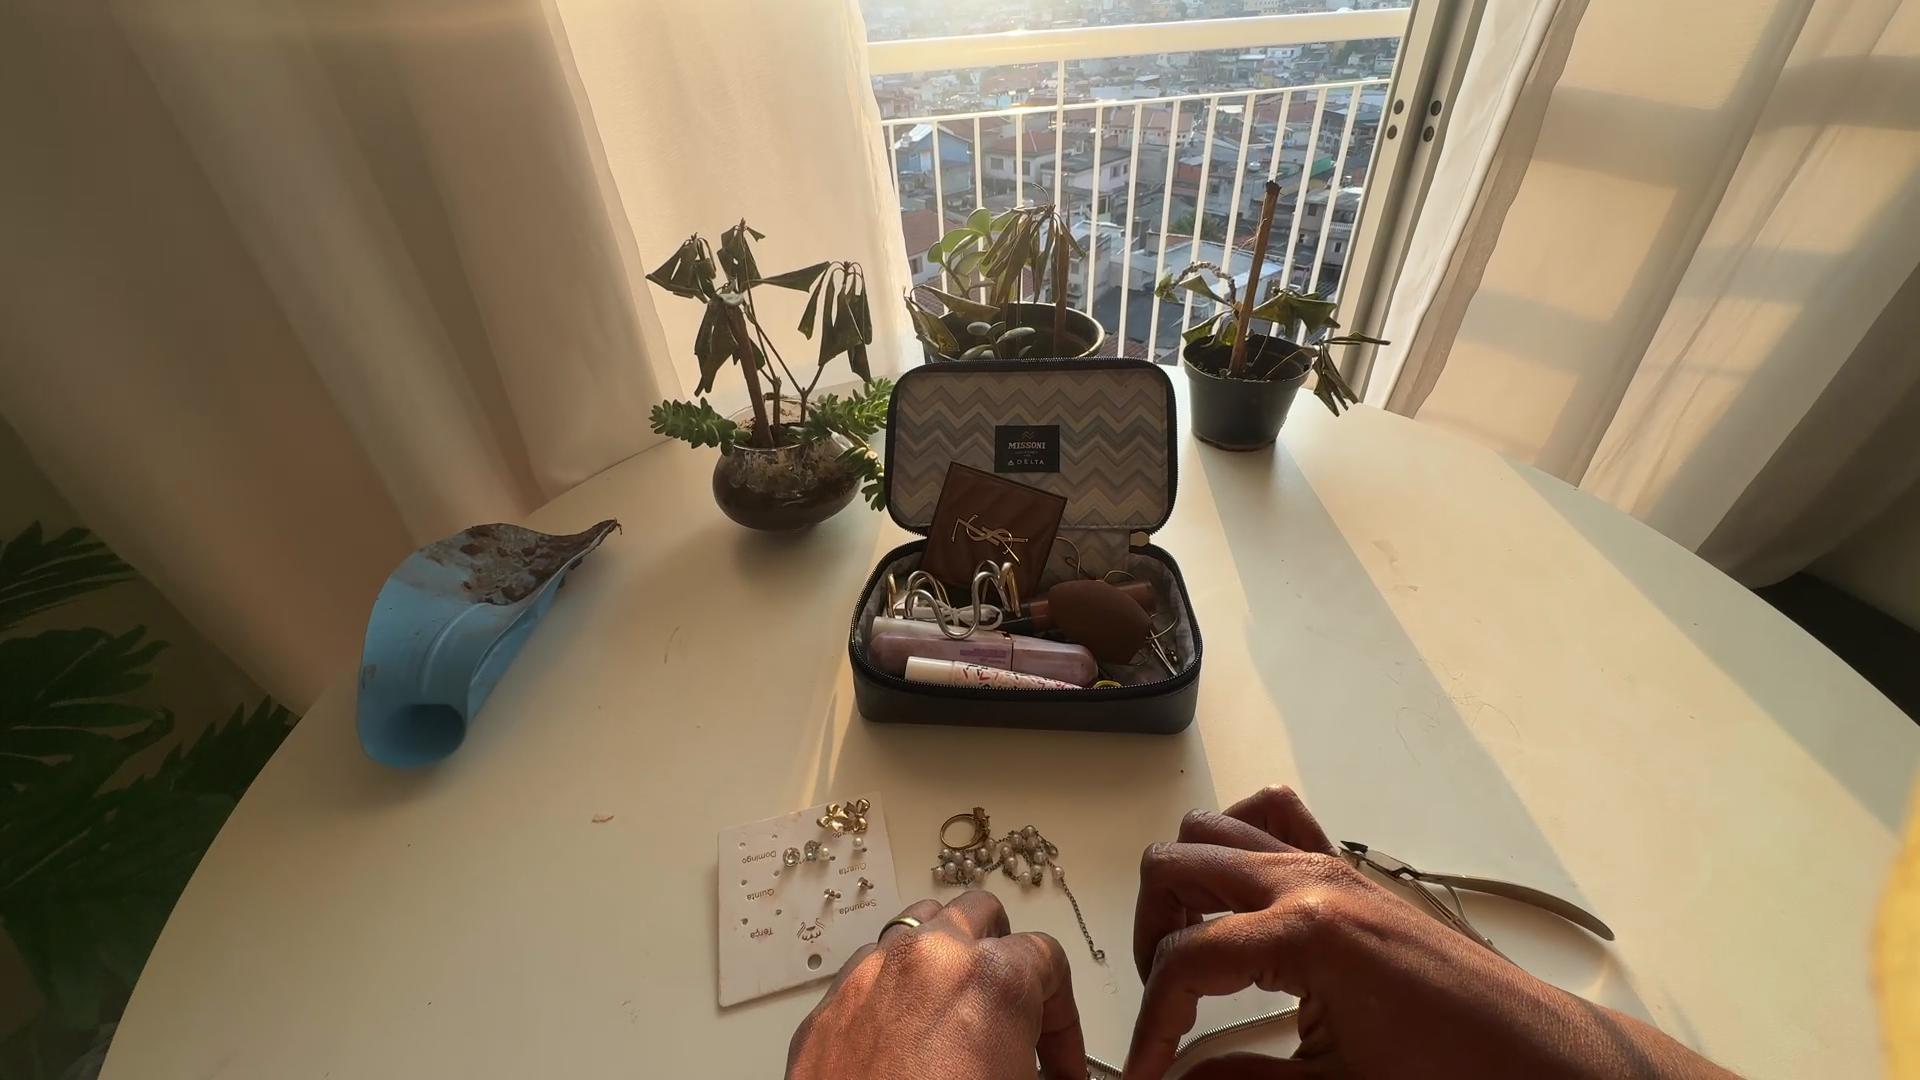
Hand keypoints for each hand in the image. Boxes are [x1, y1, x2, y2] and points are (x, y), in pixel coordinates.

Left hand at [787, 890, 1085, 1079]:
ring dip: (946, 959)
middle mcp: (926, 957)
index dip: (1066, 1018)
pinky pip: (870, 969)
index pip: (1047, 957)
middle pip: (978, 912)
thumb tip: (1048, 1074)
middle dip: (1004, 956)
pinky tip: (902, 1045)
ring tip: (955, 1019)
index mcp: (989, 978)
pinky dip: (895, 988)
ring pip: (919, 926)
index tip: (1062, 1067)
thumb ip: (1048, 1072)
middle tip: (1012, 1017)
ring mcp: (867, 975)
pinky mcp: (824, 1010)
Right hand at [1127, 786, 1741, 1079]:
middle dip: (1151, 933)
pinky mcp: (1341, 865)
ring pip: (1209, 830)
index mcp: (1302, 934)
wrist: (1551, 1064)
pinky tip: (1241, 888)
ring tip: (1192, 942)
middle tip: (1164, 997)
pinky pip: (1272, 813)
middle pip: (1174, 867)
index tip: (1147, 1069)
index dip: (1152, 1022)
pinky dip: (1238, 836)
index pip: (1186, 961)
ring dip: (1183, 882)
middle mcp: (1300, 878)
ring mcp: (1320, 862)